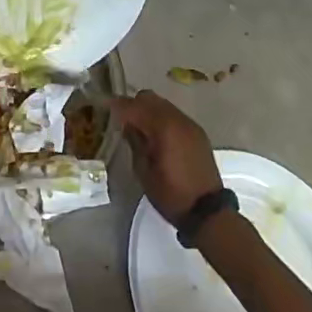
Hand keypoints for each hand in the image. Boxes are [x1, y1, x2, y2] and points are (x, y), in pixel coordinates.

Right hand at [111, 89, 222, 219]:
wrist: (208, 213)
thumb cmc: (171, 194)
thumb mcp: (143, 170)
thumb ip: (134, 141)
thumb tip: (127, 124)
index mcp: (163, 127)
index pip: (133, 106)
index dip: (116, 105)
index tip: (103, 107)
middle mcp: (178, 120)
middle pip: (149, 98)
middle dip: (132, 105)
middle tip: (121, 120)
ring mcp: (190, 125)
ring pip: (162, 105)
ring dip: (147, 111)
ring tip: (138, 129)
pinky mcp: (198, 134)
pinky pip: (174, 115)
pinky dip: (161, 118)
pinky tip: (156, 136)